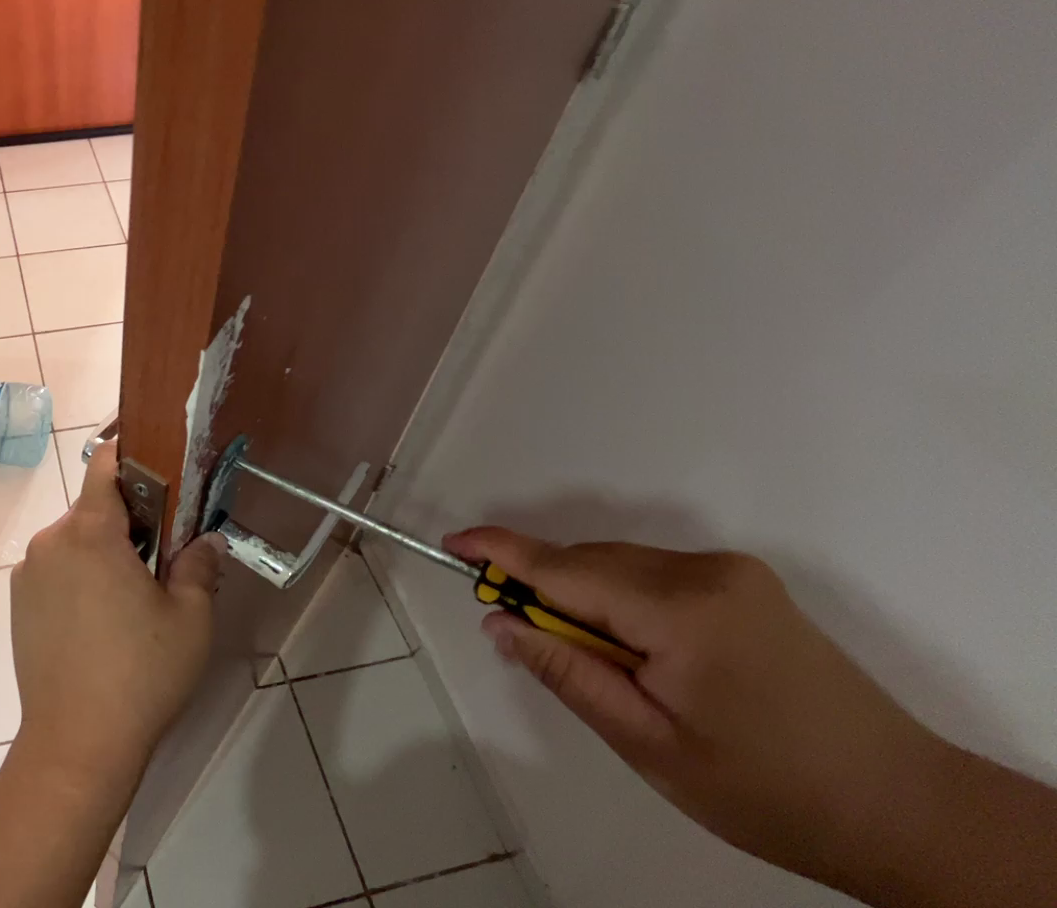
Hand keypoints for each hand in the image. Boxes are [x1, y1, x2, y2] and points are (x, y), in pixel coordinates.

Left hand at [9, 441, 221, 782]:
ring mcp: (27, 575)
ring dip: (102, 553)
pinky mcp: (18, 606)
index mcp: (90, 532)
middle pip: (92, 507)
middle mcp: (50, 541)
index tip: (161, 475)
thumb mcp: (190, 619)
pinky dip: (78, 579)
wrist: (76, 744)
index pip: (104, 463)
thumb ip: (199, 566)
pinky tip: (100, 624)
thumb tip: (205, 541)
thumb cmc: (140, 674)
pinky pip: (54, 572)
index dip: (132, 457)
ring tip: (132, 599)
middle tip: (162, 556)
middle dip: (127, 520)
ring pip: (73, 542)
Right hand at [445, 527, 955, 903]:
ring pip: (618, 565)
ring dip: (581, 596)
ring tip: (580, 656)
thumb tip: (503, 623)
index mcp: (681, 611)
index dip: (501, 553)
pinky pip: (651, 574)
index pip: (565, 568)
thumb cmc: (765, 790)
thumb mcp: (647, 744)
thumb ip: (567, 673)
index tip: (451, 544)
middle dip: (540, 585)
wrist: (902, 808)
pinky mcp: (745, 585)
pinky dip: (617, 598)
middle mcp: (706, 572)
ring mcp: (732, 573)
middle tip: (508, 628)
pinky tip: (624, 645)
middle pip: (589, 561)